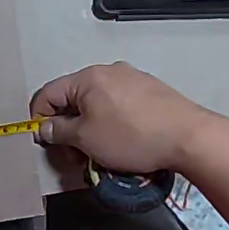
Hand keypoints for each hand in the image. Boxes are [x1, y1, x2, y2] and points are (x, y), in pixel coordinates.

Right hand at [30, 62, 220, 174]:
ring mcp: (132, 80)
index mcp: (88, 77)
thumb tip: (45, 127)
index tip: (46, 143)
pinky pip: (117, 107)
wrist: (189, 138)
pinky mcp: (150, 92)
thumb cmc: (132, 136)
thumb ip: (59, 131)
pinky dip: (110, 125)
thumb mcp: (86, 138)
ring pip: (95, 105)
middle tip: (75, 158)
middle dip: (68, 130)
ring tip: (99, 156)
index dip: (39, 120)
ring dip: (89, 131)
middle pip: (72, 100)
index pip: (47, 94)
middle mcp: (108, 72)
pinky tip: (121, 145)